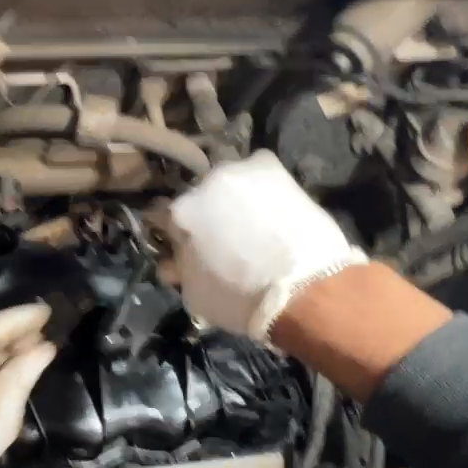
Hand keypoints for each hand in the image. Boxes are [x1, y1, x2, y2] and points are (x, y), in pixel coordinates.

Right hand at [166, 150, 366, 341]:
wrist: (307, 290)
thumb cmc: (241, 299)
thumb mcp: (195, 295)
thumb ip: (179, 269)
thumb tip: (176, 262)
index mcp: (181, 213)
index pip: (160, 215)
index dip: (171, 233)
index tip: (180, 245)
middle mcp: (206, 183)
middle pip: (197, 195)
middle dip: (204, 213)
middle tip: (219, 237)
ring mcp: (242, 171)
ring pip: (228, 183)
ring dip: (232, 199)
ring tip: (249, 225)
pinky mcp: (275, 169)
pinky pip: (258, 176)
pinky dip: (260, 190)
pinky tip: (271, 212)